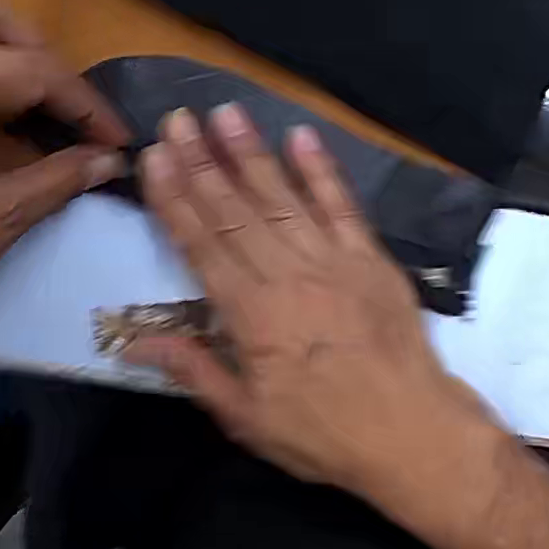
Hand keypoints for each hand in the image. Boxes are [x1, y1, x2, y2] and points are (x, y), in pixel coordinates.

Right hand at [126, 104, 516, 527]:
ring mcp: (333, 260)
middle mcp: (286, 274)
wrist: (413, 435)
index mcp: (250, 313)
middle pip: (235, 210)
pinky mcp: (371, 259)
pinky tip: (302, 136)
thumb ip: (193, 370)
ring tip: (225, 113)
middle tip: (178, 119)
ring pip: (282, 198)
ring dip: (251, 153)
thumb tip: (135, 344)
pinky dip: (321, 170)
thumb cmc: (324, 433)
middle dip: (202, 162)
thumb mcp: (247, 418)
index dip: (174, 198)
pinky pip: (342, 206)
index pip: (201, 243)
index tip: (155, 157)